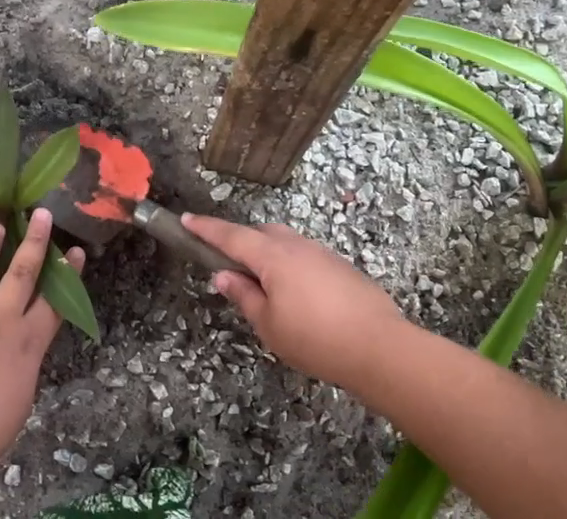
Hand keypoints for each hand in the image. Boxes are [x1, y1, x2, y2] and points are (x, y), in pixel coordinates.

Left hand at [0, 209, 84, 471]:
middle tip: (41, 214)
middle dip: (35, 241)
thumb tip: (13, 354)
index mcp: (28, 342)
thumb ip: (20, 366)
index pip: (54, 300)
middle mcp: (0, 319)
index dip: (67, 274)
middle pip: (21, 271)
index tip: (76, 251)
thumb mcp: (19, 397)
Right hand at [183, 214, 409, 390]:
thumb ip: (244, 296)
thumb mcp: (269, 325)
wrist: (380, 347)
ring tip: (263, 284)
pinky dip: (290, 264)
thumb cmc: (315, 339)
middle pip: (260, 233)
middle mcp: (296, 245)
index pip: (231, 236)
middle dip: (240, 241)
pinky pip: (305, 255)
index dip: (206, 228)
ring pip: (285, 242)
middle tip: (227, 263)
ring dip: (268, 253)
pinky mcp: (341, 266)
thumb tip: (223, 275)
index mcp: (272, 256)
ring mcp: (322, 253)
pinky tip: (296, 294)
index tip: (186, 218)